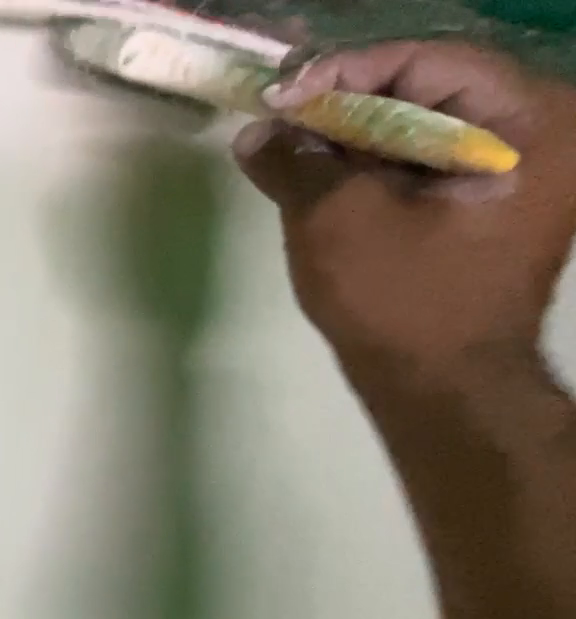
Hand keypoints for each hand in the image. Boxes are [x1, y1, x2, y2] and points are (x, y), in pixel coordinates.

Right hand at [234, 42, 575, 391]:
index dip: (346, 74)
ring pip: (420, 128)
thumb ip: (296, 166)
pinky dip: (368, 166)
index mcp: (529, 121)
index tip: (277, 99)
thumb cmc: (399, 296)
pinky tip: (318, 180)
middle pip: (428, 91)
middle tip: (276, 123)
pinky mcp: (487, 202)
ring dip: (349, 138)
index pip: (430, 64)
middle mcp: (540, 131)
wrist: (440, 377)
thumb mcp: (336, 221)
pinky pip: (422, 163)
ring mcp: (517, 169)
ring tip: (286, 153)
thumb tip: (256, 131)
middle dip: (344, 105)